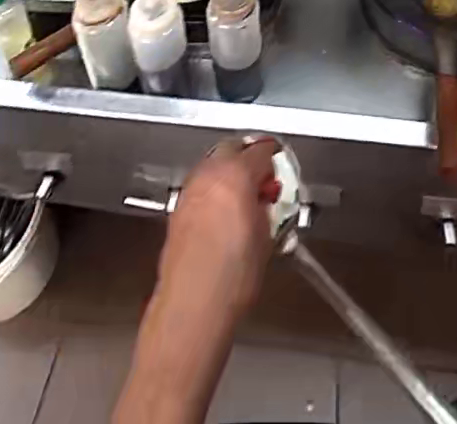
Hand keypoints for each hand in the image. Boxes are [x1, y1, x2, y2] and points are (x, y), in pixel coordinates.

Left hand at [157, 136, 280, 320]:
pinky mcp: (178, 209)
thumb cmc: (231, 277)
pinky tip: (224, 213)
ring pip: (213, 165)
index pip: (261, 150)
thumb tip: (266, 201)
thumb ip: (267, 206)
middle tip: (263, 178)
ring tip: (244, 198)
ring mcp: (190, 191)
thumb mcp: (267, 235)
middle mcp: (209, 175)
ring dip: (229, 172)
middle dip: (248, 158)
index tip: (278, 167)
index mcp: (236, 174)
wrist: (194, 307)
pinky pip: (200, 186)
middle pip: (232, 148)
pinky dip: (213, 190)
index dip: (274, 158)